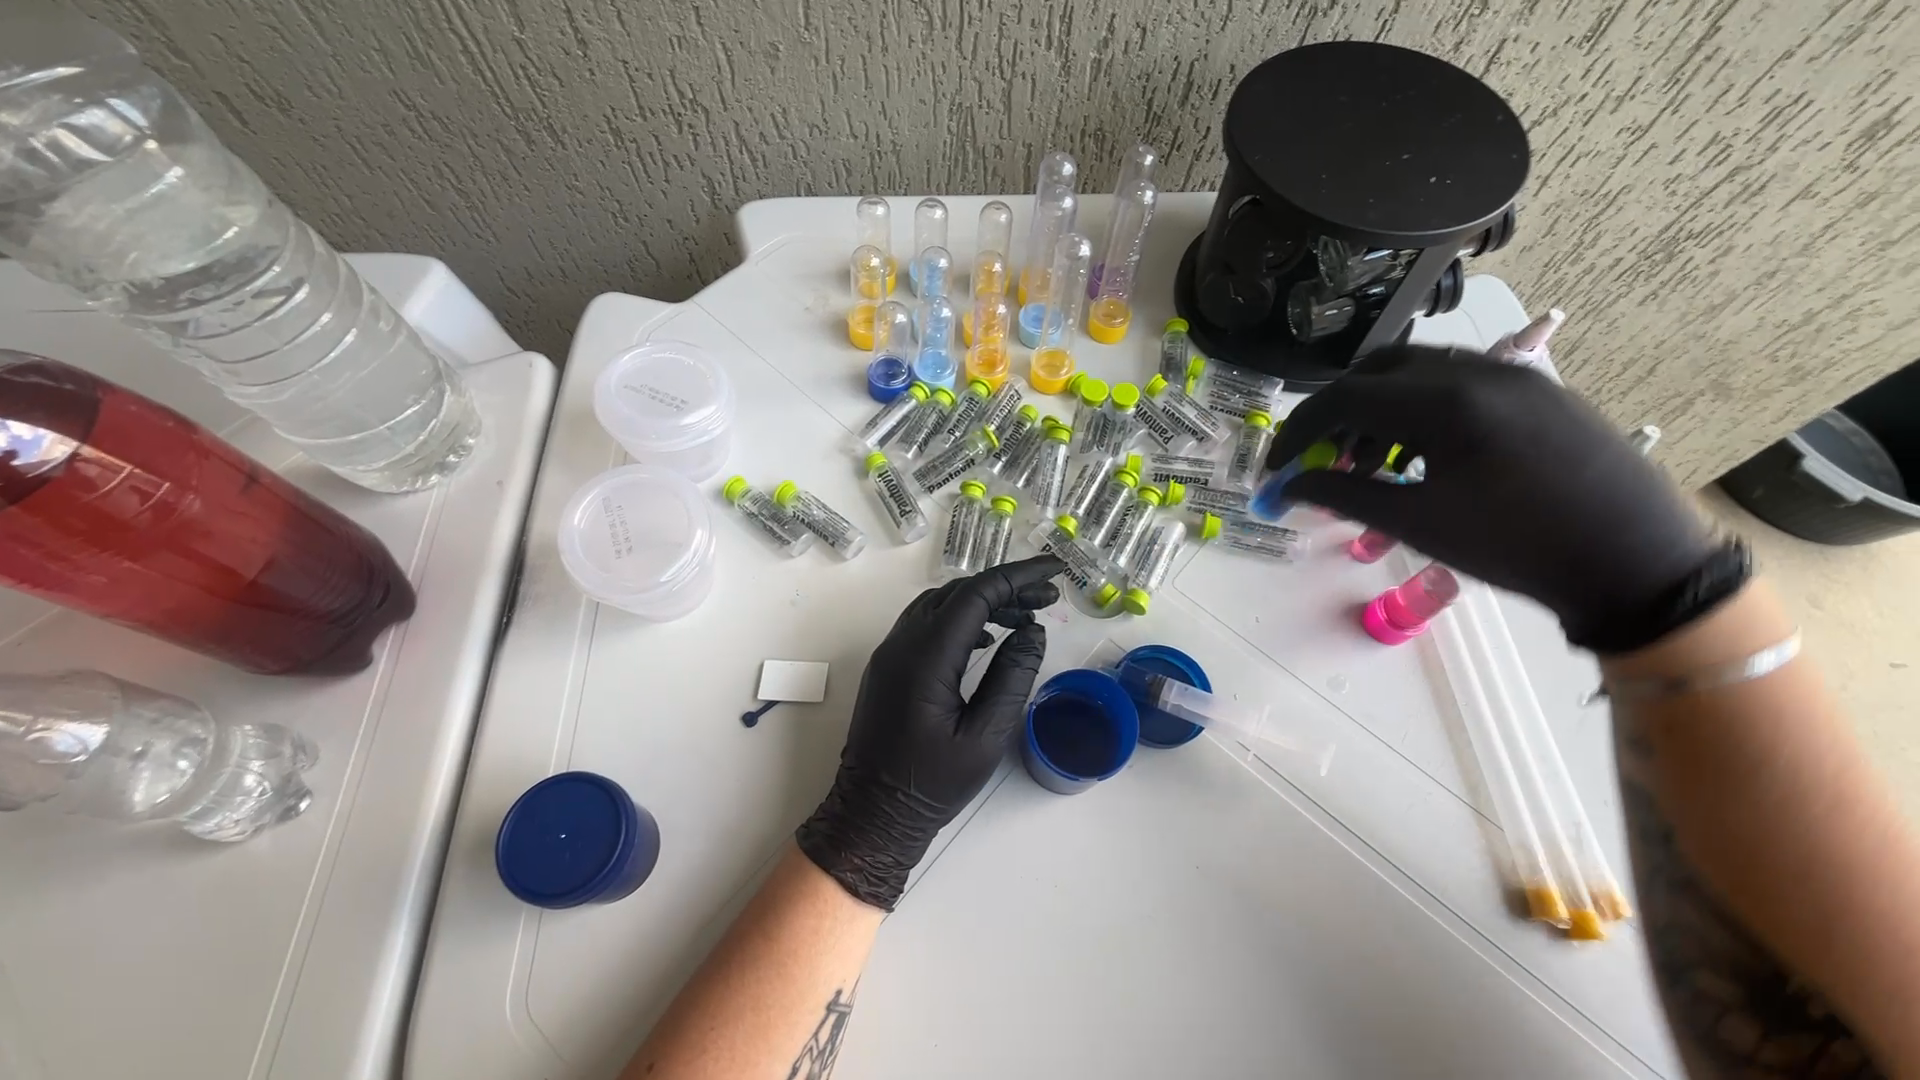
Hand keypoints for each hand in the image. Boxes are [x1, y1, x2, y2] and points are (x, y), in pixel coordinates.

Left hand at [796, 555, 1062, 909]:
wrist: (872, 814)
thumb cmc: (932, 784)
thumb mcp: (986, 735)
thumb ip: (1012, 677)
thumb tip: (1033, 630)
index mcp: (927, 656)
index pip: (976, 594)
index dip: (1018, 578)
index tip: (1054, 573)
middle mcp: (902, 643)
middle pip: (957, 593)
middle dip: (1004, 587)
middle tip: (1047, 598)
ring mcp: (890, 654)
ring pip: (938, 605)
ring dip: (982, 602)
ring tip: (1024, 618)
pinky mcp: (888, 668)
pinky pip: (925, 626)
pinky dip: (960, 620)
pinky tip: (986, 640)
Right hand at [1267, 345, 1720, 652]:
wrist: (1636, 561)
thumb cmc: (1516, 548)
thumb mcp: (1418, 524)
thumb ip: (1343, 494)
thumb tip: (1288, 485)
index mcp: (1446, 404)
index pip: (1345, 398)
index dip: (1299, 431)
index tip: (1278, 467)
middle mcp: (1479, 371)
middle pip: (1378, 371)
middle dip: (1337, 414)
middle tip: (1322, 459)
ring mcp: (1515, 375)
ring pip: (1420, 373)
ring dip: (1380, 410)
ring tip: (1372, 465)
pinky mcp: (1540, 389)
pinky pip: (1461, 383)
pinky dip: (1422, 410)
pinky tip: (1425, 456)